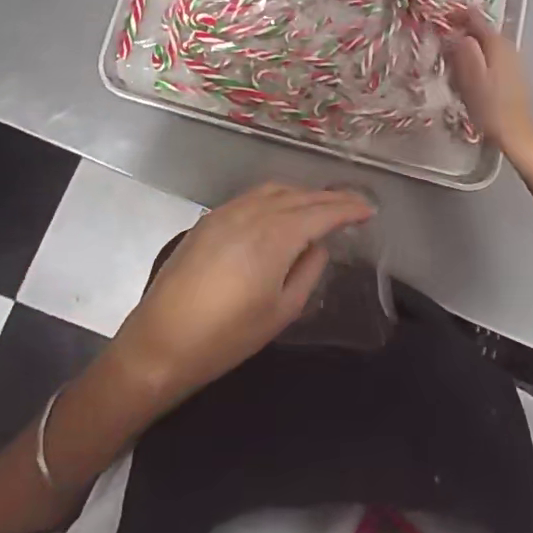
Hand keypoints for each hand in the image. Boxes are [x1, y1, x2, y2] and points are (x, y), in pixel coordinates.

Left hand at [107, 183, 374, 403]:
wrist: (163, 341)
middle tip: (353, 205)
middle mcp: (251, 213)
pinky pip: (250, 198)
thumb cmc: (228, 336)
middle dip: (329, 198)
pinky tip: (281, 212)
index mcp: (275, 236)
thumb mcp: (282, 310)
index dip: (348, 208)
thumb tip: (319, 246)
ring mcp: (225, 214)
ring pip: (272, 191)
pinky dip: (274, 198)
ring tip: (320, 207)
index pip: (321, 212)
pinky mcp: (207, 221)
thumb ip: (308, 271)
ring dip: (301, 194)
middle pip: (298, 196)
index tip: (369, 210)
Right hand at [444, 6, 532, 160]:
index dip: (456, 14)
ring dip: (467, 45)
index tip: (438, 19)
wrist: (515, 130)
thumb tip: (455, 33)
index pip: (475, 18)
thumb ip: (463, 52)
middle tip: (439, 40)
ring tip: (449, 56)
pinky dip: (476, 56)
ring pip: (485, 43)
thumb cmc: (489, 106)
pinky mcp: (511, 72)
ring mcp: (512, 58)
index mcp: (496, 44)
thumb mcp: (470, 78)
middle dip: (460, 30)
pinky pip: (490, 55)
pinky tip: (467, 71)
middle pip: (481, 29)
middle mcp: (507, 46)